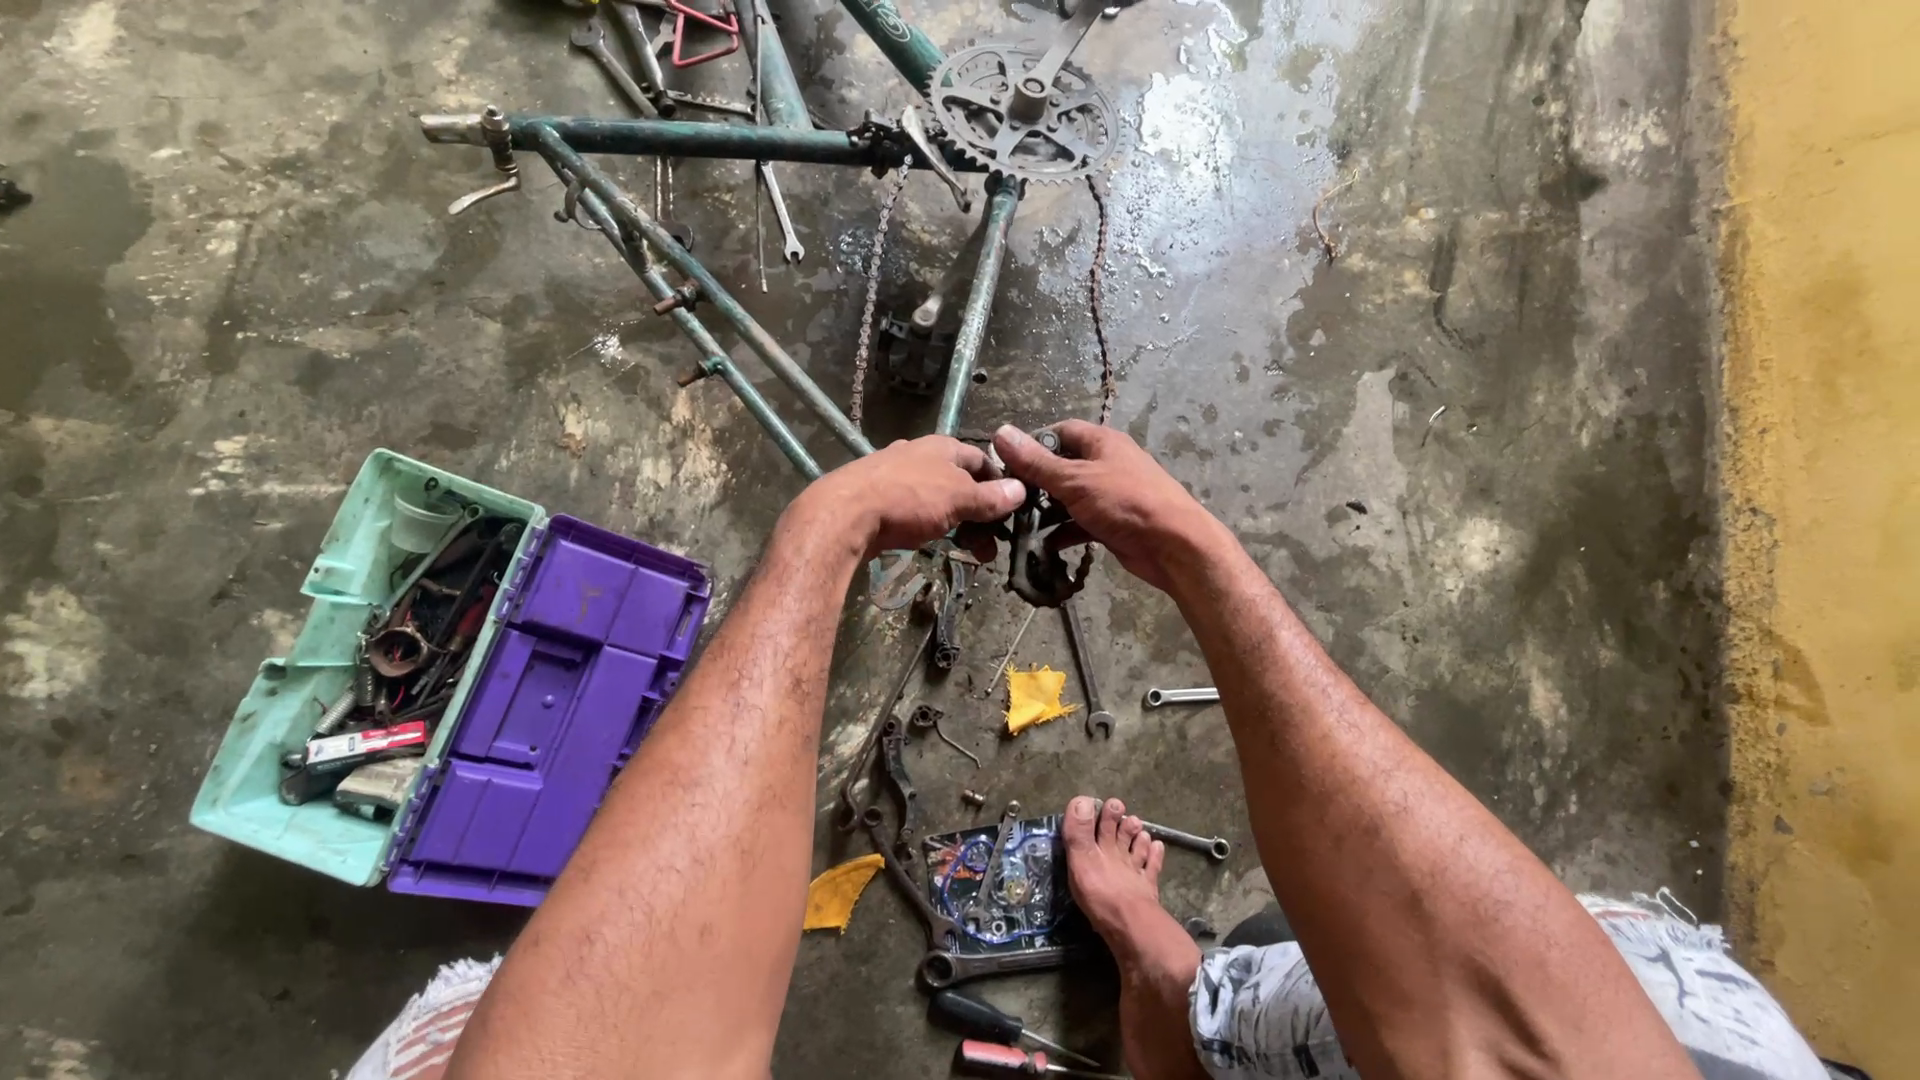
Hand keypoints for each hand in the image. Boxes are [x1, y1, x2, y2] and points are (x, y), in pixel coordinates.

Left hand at [789, 435, 1027, 560]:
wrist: (846, 514)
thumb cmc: (910, 498)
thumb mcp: (958, 497)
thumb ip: (990, 497)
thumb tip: (1020, 490)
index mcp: (943, 447)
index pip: (983, 460)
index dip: (1000, 484)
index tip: (1011, 512)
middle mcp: (920, 456)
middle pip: (961, 483)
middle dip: (981, 515)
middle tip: (992, 546)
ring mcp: (898, 478)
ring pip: (939, 501)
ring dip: (959, 526)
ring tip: (971, 554)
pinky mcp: (880, 501)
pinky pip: (916, 514)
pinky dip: (932, 528)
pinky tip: (934, 545)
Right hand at [992, 421, 1225, 591]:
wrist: (1173, 545)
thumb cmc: (1124, 502)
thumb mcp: (1074, 480)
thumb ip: (1036, 462)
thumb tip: (1000, 433)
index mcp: (1101, 442)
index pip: (1060, 432)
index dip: (1033, 444)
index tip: (1007, 464)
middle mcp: (1107, 463)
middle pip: (1063, 466)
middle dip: (1036, 482)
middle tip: (1010, 498)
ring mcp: (1111, 494)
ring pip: (1070, 497)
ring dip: (1047, 510)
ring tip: (1020, 524)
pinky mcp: (1113, 522)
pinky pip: (1081, 522)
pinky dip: (1064, 532)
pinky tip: (1044, 545)